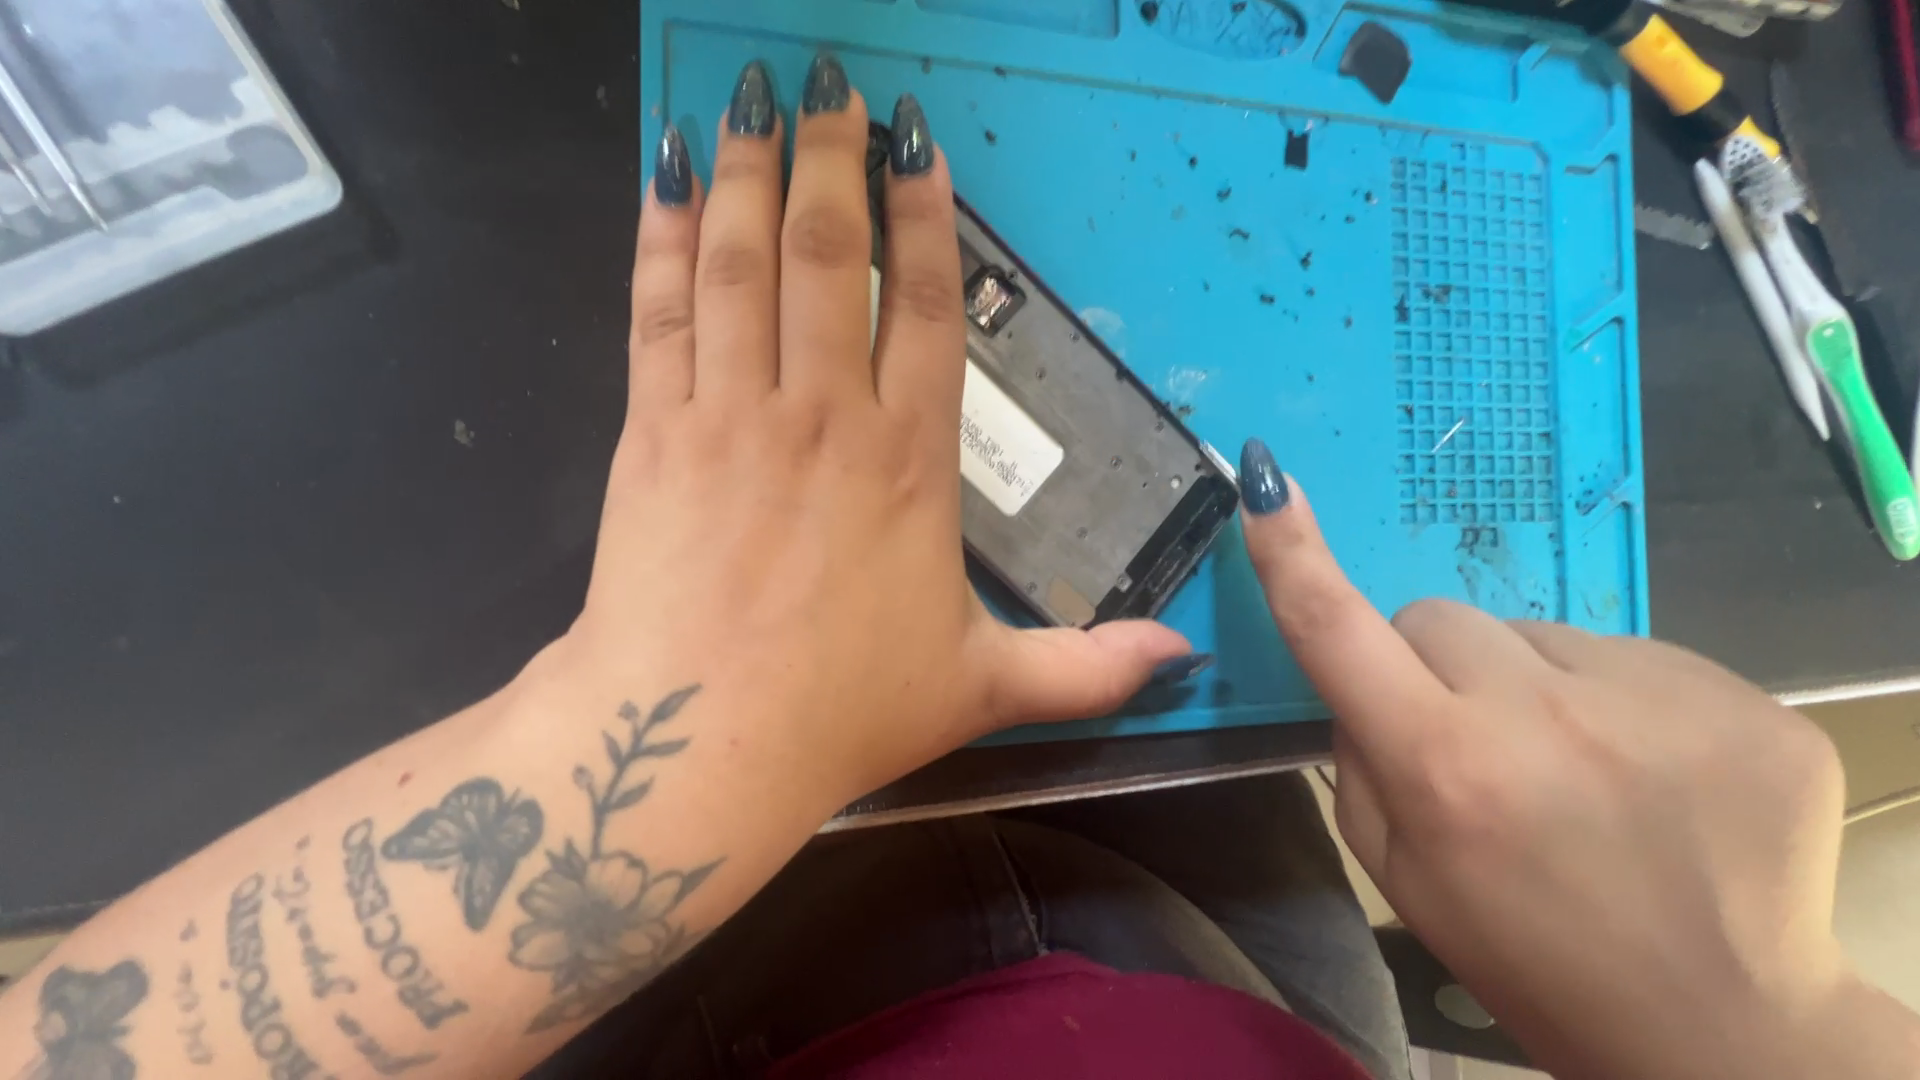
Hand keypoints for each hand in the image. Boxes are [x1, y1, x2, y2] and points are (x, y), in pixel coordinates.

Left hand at [560, 58, 1188, 810]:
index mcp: (910, 464)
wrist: (694, 745)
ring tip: (754, 99)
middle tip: (830, 86)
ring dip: (753, 175)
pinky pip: (660, 312)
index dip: (925, 219)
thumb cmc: (842, 715)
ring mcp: (731, 418)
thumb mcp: (982, 691)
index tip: (915, 146)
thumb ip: (1087, 668)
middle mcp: (823, 419)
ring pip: (744, 266)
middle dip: (831, 162)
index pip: (929, 310)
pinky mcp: (653, 434)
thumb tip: (1184, 659)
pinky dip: (664, 238)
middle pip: (831, 260)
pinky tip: (671, 177)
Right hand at [1234, 439, 1915, 1079]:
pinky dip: (1607, 696)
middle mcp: (1544, 717)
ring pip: (1530, 631)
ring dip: (1522, 680)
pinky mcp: (1743, 702)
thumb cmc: (1518, 951)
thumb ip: (1354, 756)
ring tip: (1566, 764)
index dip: (1291, 552)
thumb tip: (1360, 677)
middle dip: (1426, 661)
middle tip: (1463, 736)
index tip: (1265, 480)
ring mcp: (1658, 701)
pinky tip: (1639, 768)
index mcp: (1443, 767)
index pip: (1337, 628)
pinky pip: (1622, 655)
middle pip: (1435, 616)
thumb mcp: (1392, 868)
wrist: (1722, 1028)